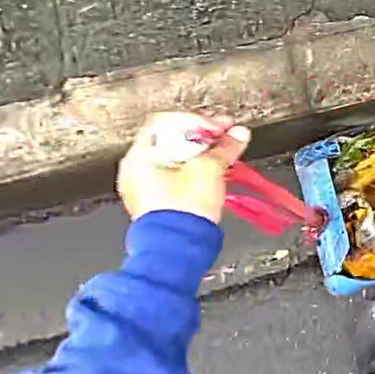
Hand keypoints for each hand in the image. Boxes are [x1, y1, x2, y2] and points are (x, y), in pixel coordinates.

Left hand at [116, 112, 250, 222]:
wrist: (177, 252)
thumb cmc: (183, 213)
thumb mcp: (209, 170)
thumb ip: (225, 148)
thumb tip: (238, 134)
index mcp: (139, 156)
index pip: (167, 122)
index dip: (197, 121)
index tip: (220, 127)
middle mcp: (136, 170)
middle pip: (170, 139)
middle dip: (201, 137)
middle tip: (224, 137)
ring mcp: (144, 187)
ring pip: (174, 158)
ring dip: (200, 153)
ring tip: (222, 155)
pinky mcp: (156, 202)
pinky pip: (174, 176)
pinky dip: (193, 169)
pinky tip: (211, 172)